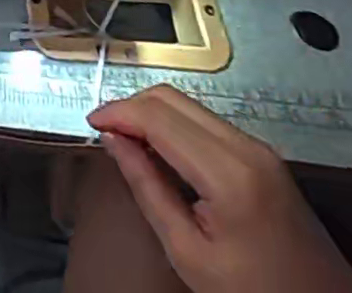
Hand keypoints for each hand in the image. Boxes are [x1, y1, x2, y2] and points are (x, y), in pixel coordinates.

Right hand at [89, 85, 351, 292]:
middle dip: (131, 106)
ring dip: (150, 112)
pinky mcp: (261, 153)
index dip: (118, 112)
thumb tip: (113, 140)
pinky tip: (157, 145)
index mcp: (228, 172)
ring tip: (124, 138)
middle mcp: (245, 145)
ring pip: (188, 103)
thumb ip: (148, 188)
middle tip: (103, 130)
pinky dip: (172, 122)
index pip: (158, 117)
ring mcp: (257, 146)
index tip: (90, 123)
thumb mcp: (189, 253)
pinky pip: (205, 120)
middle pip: (172, 98)